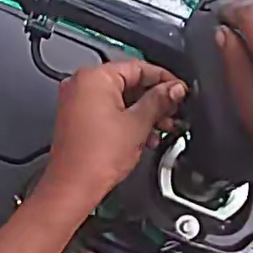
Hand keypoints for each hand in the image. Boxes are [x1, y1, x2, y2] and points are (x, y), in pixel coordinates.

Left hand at [38, 60, 186, 213]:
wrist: (74, 186)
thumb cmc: (94, 158)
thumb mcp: (137, 124)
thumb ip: (159, 101)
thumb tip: (173, 89)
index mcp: (94, 78)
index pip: (138, 66)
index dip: (164, 79)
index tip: (178, 89)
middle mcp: (81, 85)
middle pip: (128, 82)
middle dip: (154, 99)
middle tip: (172, 110)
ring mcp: (77, 102)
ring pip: (119, 98)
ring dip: (143, 112)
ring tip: (161, 126)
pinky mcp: (77, 118)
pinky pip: (107, 110)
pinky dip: (126, 119)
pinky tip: (143, 134)